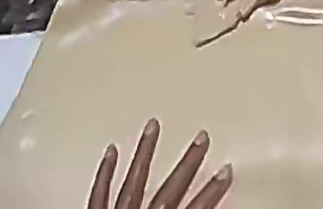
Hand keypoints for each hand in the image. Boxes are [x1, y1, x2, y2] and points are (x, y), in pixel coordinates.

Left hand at [86, 120, 231, 208]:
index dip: (211, 193)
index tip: (224, 171)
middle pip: (167, 191)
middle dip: (187, 164)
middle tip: (202, 138)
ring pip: (133, 182)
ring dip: (145, 153)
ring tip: (152, 126)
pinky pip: (98, 197)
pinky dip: (105, 173)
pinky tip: (111, 151)